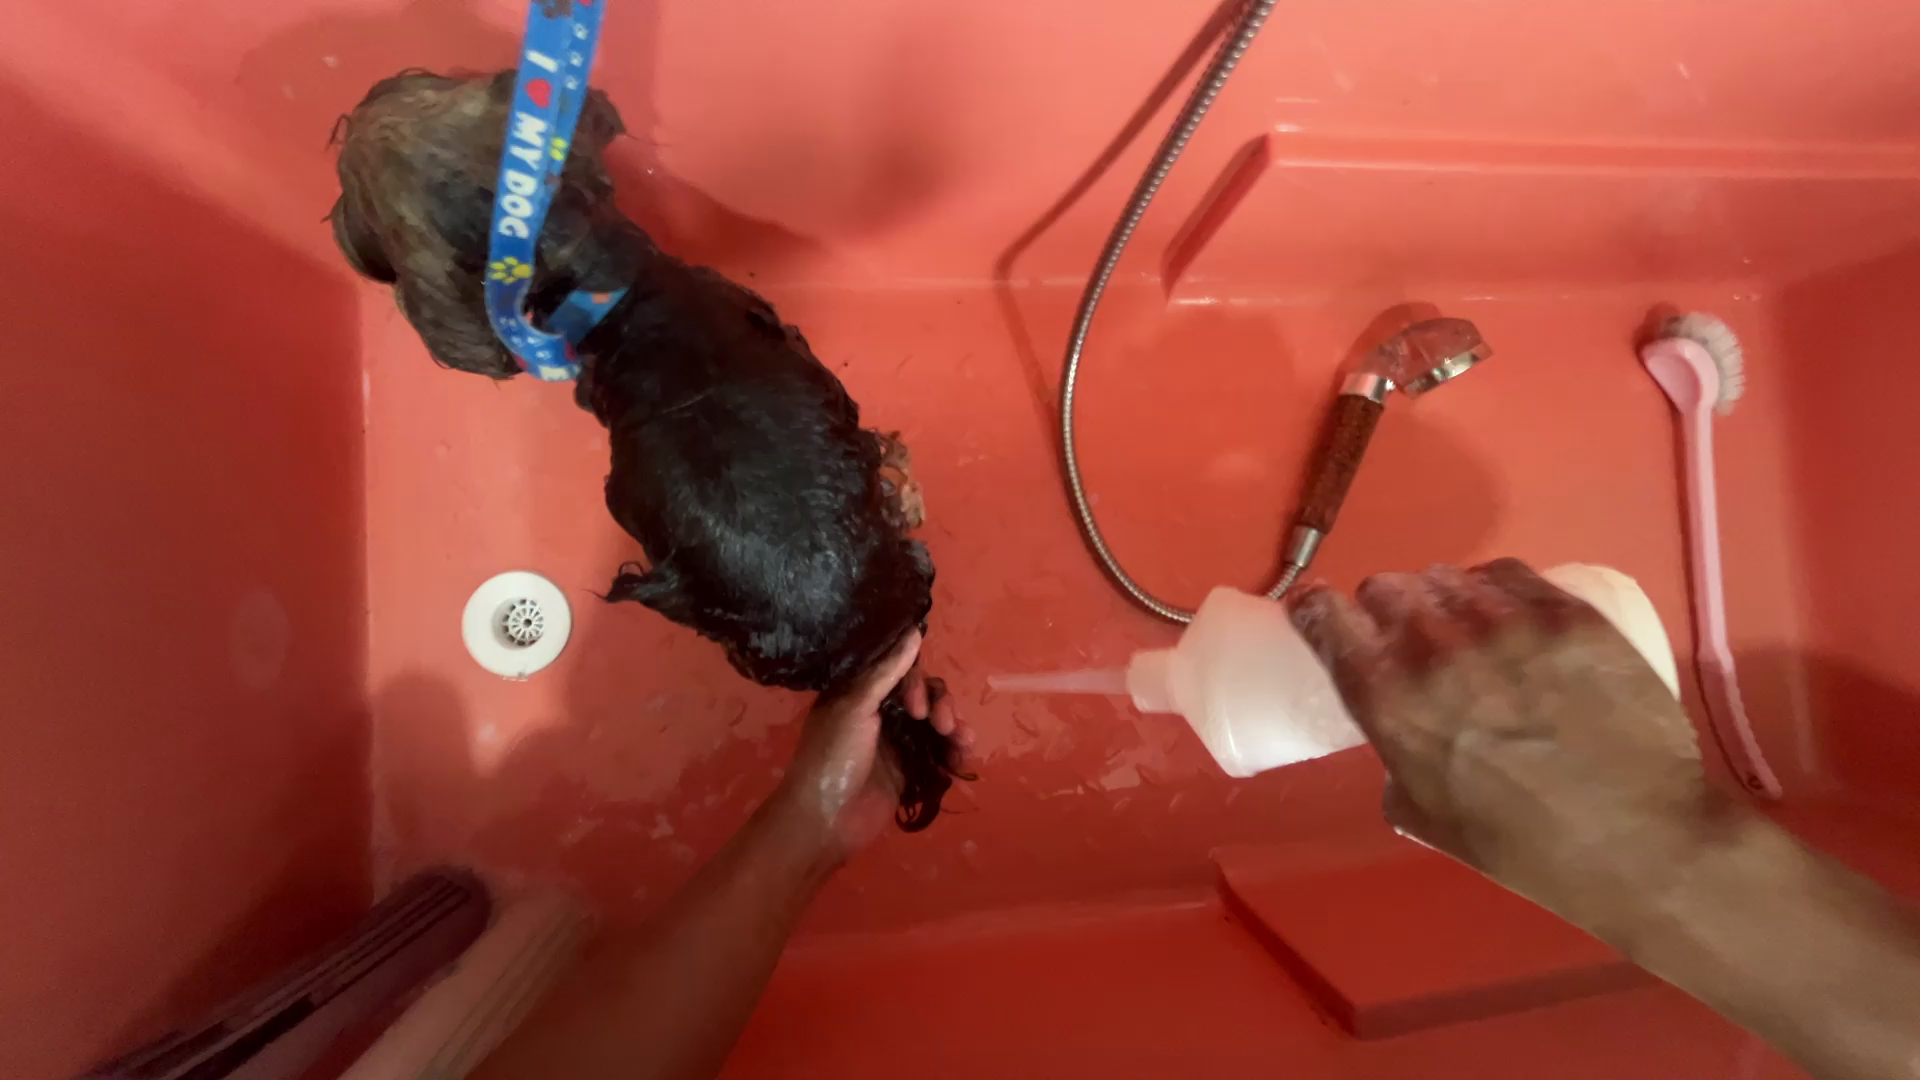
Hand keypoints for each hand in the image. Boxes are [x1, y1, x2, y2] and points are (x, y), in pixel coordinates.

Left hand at [775, 632, 968, 864]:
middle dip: (941, 706)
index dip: (918, 684)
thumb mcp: (856, 706)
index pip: (903, 672)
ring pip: (937, 723)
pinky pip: (940, 752)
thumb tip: (915, 629)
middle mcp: (882, 712)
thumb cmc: (832, 757)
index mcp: (862, 692)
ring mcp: (897, 742)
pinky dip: (954, 752)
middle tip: (943, 726)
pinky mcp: (910, 770)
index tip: (916, 707)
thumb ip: (888, 670)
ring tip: (963, 742)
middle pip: (926, 695)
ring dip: (955, 727)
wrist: (825, 822)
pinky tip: (962, 759)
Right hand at [1290, 559, 1739, 927]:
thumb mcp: (1416, 808)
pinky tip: (1510, 616)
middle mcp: (1426, 643)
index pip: (1320, 614)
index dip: (1316, 611)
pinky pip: (1505, 573)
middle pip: (1381, 587)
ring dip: (1441, 599)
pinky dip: (1496, 588)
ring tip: (1468, 628)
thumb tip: (1398, 731)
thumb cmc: (1515, 843)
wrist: (1642, 843)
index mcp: (1380, 692)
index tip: (1324, 617)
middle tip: (1410, 638)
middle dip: (1384, 610)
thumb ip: (1390, 751)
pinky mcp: (1561, 612)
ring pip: (1441, 575)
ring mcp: (1497, 622)